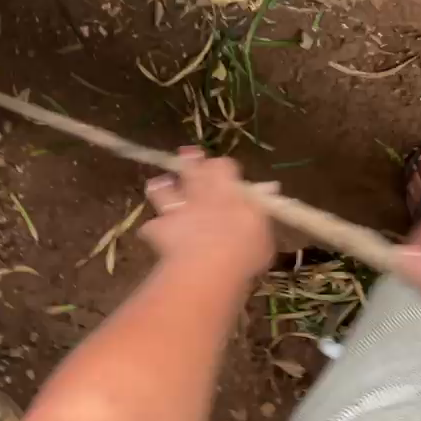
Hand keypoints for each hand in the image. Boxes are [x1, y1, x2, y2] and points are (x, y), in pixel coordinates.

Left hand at [139, 149, 274, 284]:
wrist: (210, 265)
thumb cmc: (245, 249)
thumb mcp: (263, 231)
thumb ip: (261, 211)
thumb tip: (269, 190)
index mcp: (228, 188)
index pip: (224, 165)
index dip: (222, 167)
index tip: (225, 171)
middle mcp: (200, 192)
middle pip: (191, 167)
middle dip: (189, 161)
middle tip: (188, 156)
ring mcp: (177, 209)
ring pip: (163, 189)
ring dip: (161, 187)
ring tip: (159, 186)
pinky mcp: (159, 229)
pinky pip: (151, 226)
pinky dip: (153, 228)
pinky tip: (155, 233)